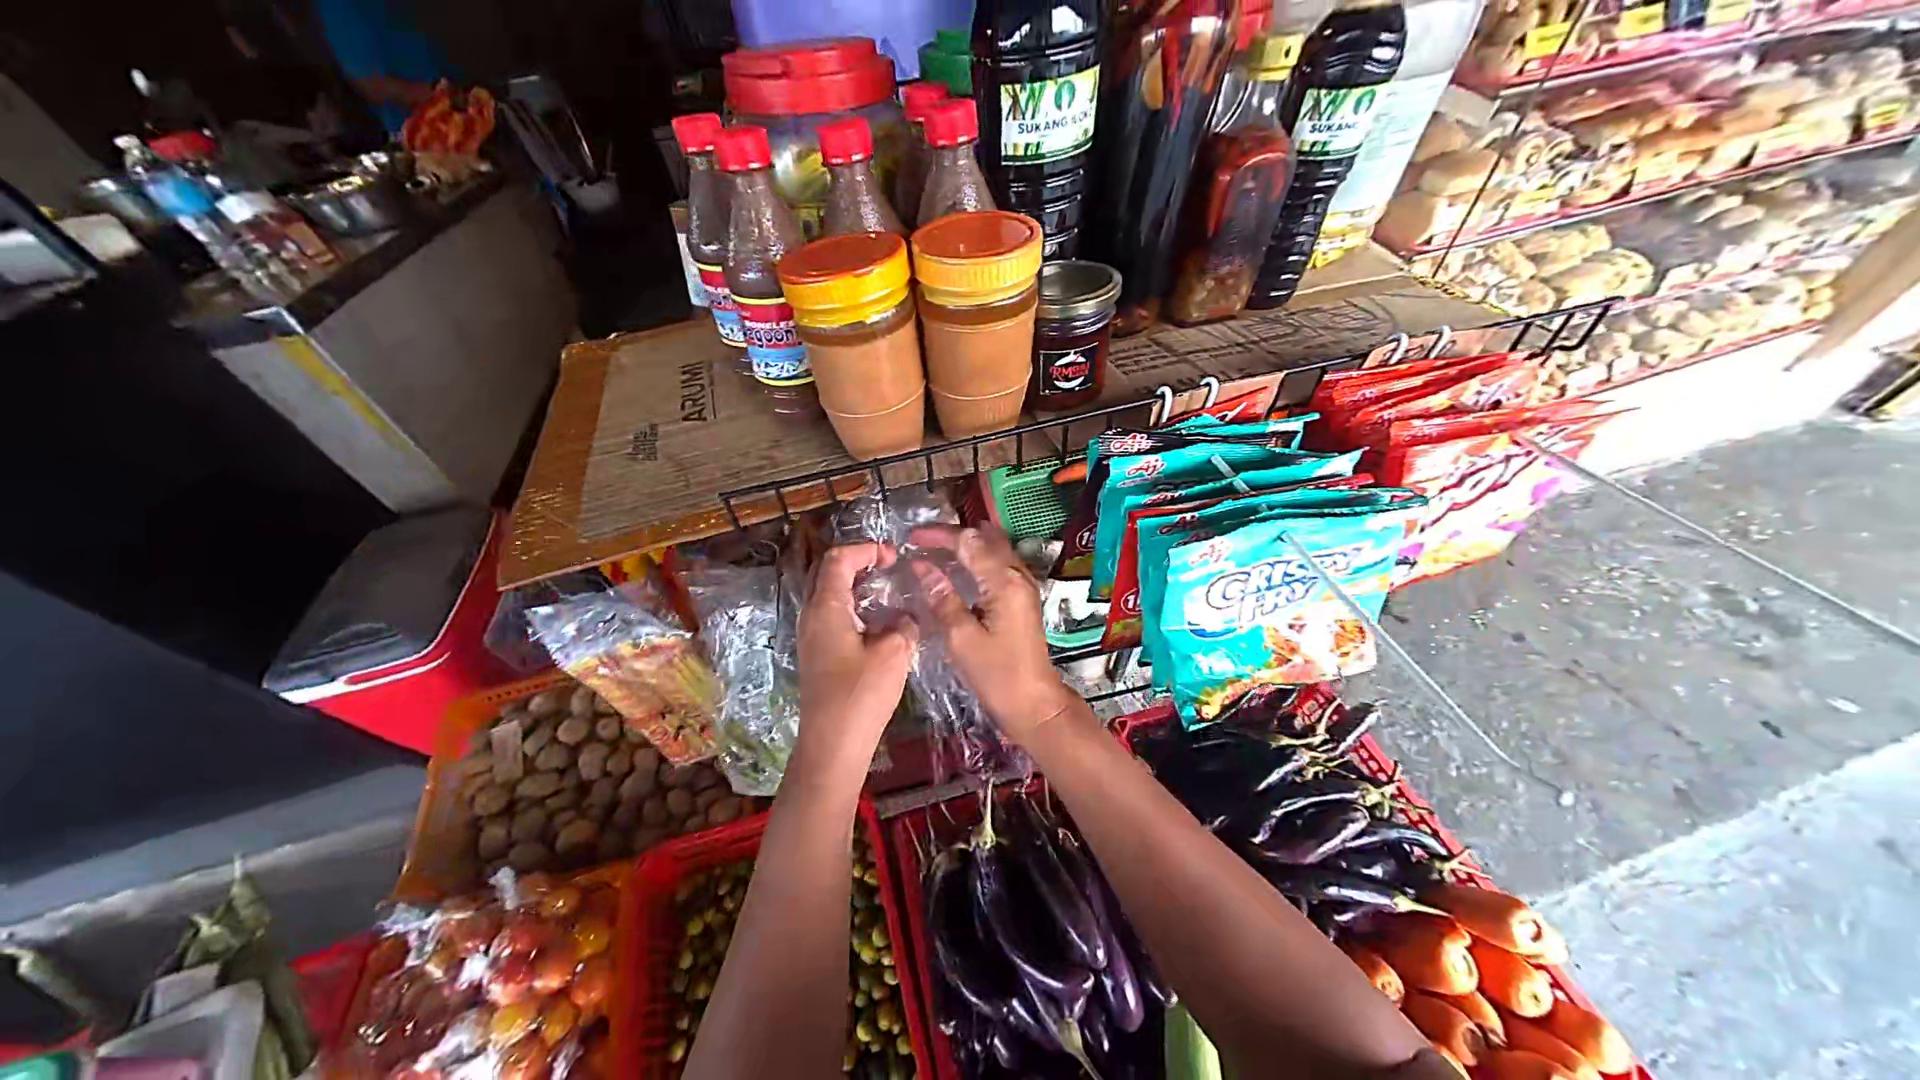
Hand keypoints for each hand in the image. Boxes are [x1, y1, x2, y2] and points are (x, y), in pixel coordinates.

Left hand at [795, 543, 915, 768]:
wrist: (832, 744)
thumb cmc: (860, 695)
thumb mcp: (893, 654)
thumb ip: (903, 626)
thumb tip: (905, 619)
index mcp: (826, 607)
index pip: (839, 559)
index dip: (866, 549)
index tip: (893, 556)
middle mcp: (812, 616)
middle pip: (828, 573)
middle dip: (857, 562)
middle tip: (888, 566)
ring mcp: (811, 636)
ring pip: (830, 596)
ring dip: (856, 586)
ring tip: (887, 591)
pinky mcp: (818, 655)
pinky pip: (834, 617)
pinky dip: (855, 608)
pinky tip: (879, 624)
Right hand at [906, 526, 1078, 743]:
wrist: (1034, 703)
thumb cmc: (996, 674)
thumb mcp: (961, 638)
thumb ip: (942, 598)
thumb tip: (921, 566)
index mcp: (1004, 582)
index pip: (969, 544)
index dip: (939, 536)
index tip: (911, 537)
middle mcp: (1018, 576)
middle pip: (985, 540)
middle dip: (953, 535)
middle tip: (922, 538)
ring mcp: (1024, 587)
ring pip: (995, 550)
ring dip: (968, 544)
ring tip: (938, 545)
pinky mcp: (1023, 599)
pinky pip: (1000, 565)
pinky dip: (979, 558)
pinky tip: (963, 566)